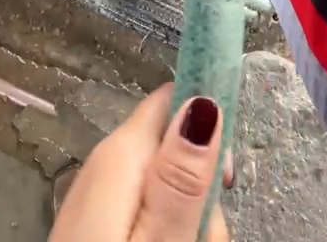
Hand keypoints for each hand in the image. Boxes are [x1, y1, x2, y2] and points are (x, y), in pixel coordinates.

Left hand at [51, 86, 229, 241]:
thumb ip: (182, 176)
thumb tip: (204, 97)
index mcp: (120, 156)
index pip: (174, 99)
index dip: (209, 123)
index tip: (226, 178)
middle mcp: (108, 167)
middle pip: (179, 155)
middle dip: (202, 199)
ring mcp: (102, 201)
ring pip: (171, 195)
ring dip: (190, 231)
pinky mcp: (100, 231)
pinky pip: (150, 221)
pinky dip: (168, 240)